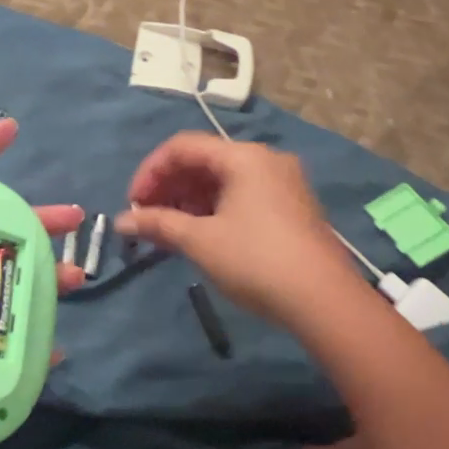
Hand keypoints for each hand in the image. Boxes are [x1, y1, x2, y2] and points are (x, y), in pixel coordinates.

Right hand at [115, 133, 354, 322]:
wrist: (325, 301)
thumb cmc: (256, 260)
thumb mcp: (200, 241)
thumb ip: (158, 224)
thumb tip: (122, 222)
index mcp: (243, 156)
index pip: (182, 147)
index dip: (150, 171)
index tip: (133, 204)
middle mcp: (264, 160)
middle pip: (203, 161)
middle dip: (169, 188)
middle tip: (147, 219)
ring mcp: (282, 183)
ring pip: (222, 180)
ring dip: (189, 201)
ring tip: (168, 231)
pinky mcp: (291, 208)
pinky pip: (241, 195)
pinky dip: (214, 209)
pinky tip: (199, 235)